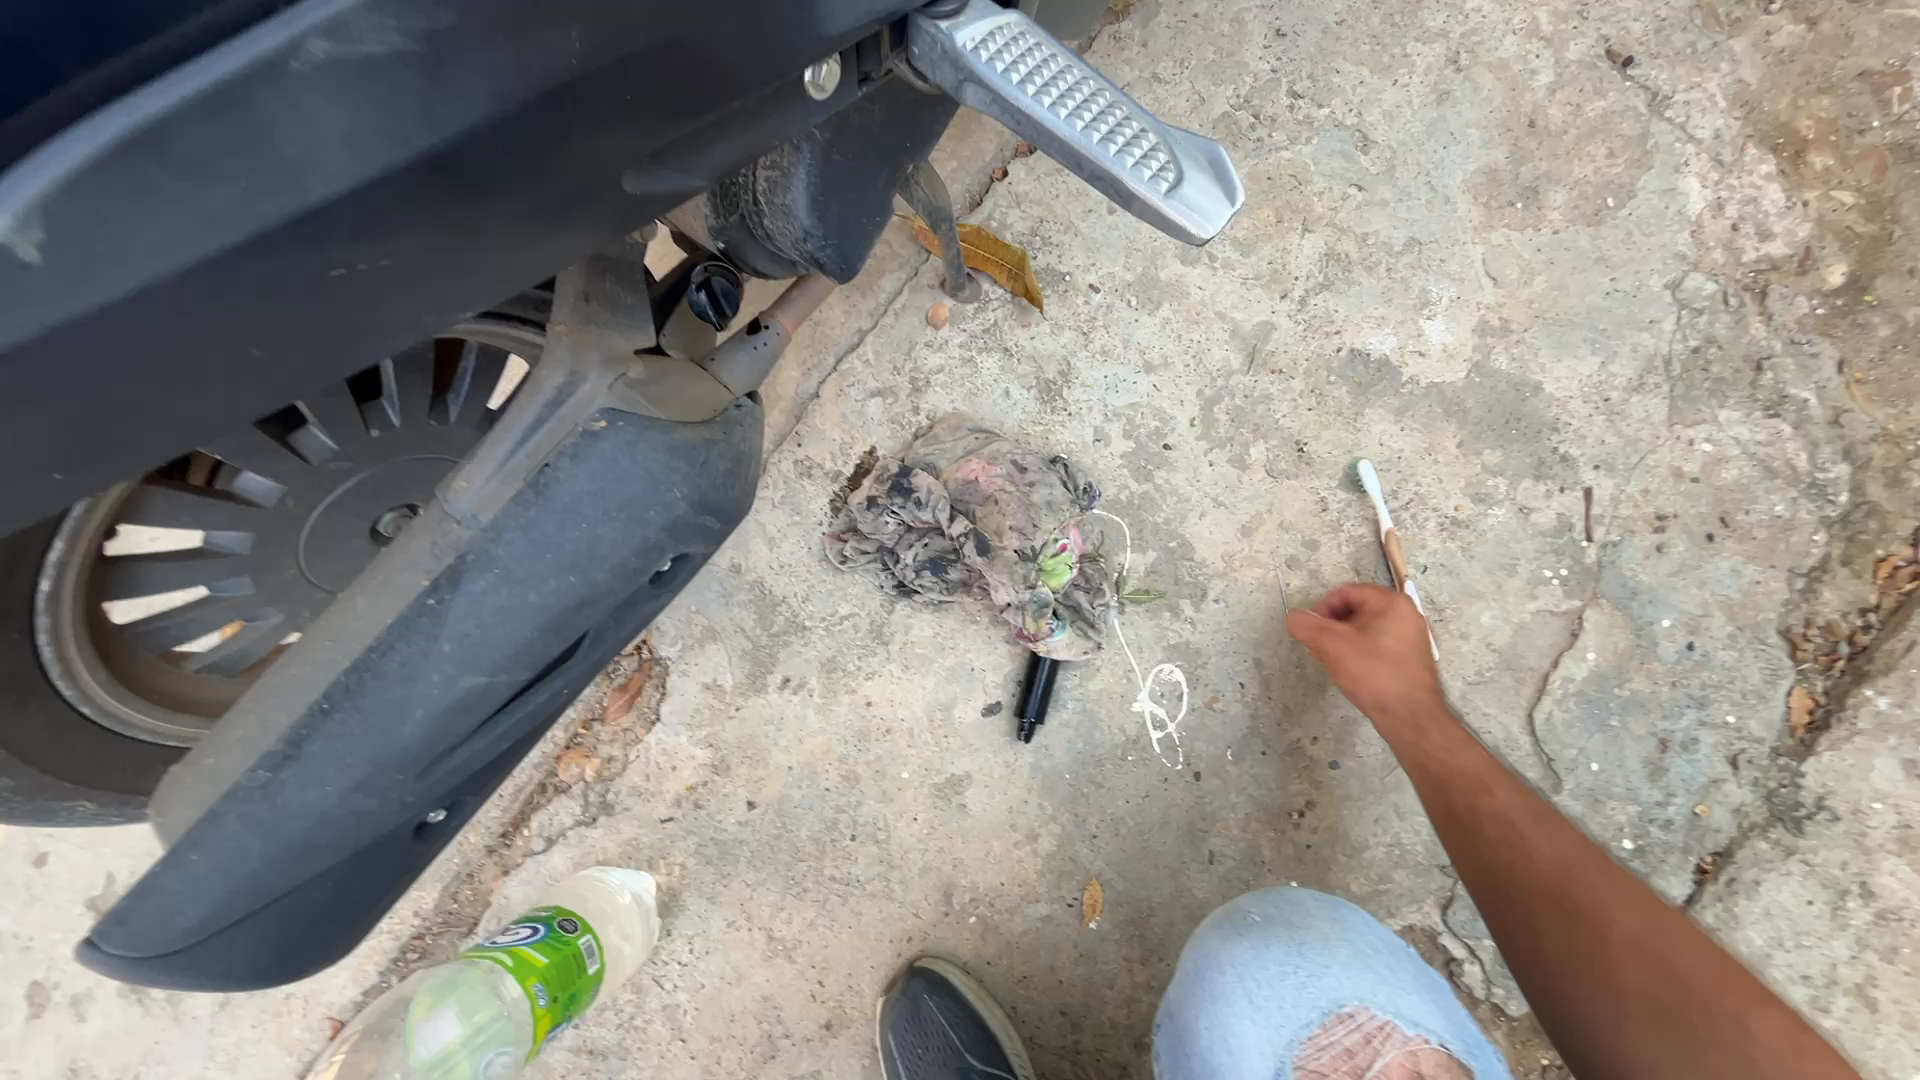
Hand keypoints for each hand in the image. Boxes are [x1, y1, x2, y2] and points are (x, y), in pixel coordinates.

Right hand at [1285, 583, 1446, 728]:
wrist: (1409, 715)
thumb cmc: (1372, 673)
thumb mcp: (1330, 645)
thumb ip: (1305, 625)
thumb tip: (1293, 618)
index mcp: (1391, 602)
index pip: (1345, 593)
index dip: (1321, 609)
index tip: (1311, 631)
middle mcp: (1406, 613)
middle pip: (1355, 609)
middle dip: (1332, 627)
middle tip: (1320, 647)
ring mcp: (1411, 636)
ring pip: (1364, 628)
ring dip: (1343, 640)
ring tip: (1334, 661)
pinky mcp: (1410, 657)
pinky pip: (1377, 644)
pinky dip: (1359, 651)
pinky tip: (1352, 671)